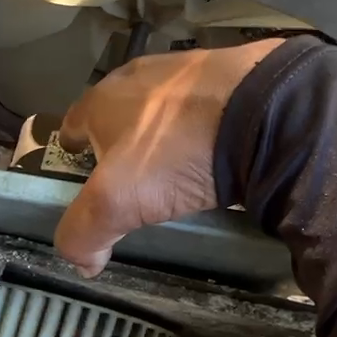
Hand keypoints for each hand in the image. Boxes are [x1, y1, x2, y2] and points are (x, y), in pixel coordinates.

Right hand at [54, 38, 289, 275]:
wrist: (266, 112)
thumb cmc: (172, 151)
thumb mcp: (113, 203)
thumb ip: (82, 235)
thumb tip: (82, 264)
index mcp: (103, 99)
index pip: (70, 126)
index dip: (69, 155)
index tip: (78, 179)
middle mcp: (141, 76)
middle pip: (115, 117)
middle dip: (114, 147)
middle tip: (125, 183)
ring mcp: (188, 72)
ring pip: (158, 112)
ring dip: (158, 138)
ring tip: (168, 173)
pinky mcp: (232, 76)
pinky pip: (201, 110)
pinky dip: (198, 131)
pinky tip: (207, 156)